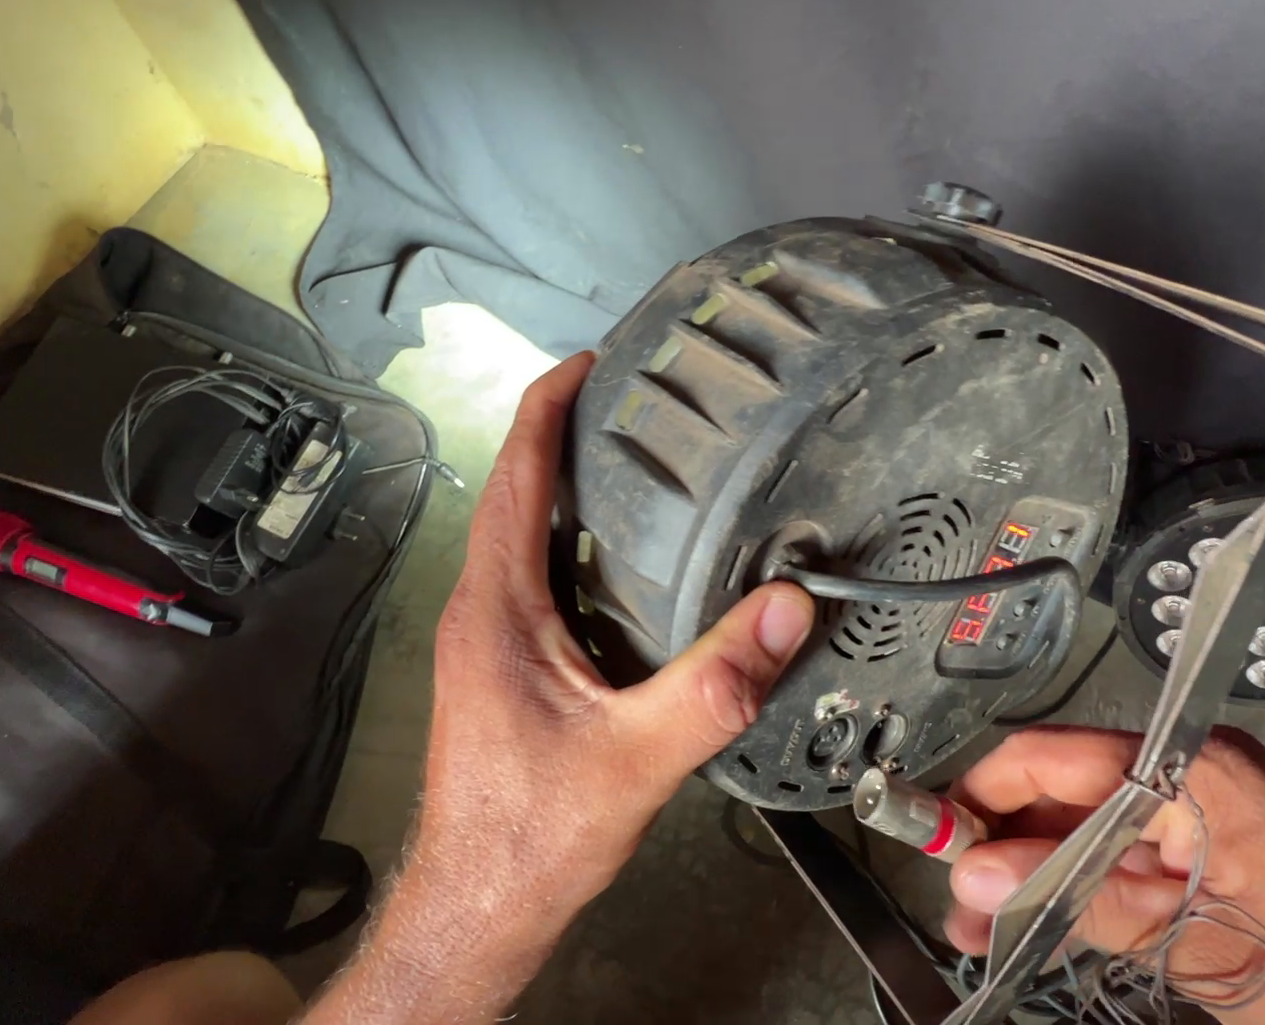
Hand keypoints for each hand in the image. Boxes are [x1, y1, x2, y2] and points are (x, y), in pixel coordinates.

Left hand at [418, 350, 813, 924]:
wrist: (479, 903)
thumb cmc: (532, 833)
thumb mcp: (636, 757)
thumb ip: (714, 684)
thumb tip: (785, 613)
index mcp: (497, 605)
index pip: (513, 475)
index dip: (547, 407)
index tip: (590, 361)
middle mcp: (482, 607)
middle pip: (515, 491)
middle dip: (563, 434)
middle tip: (632, 399)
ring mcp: (488, 635)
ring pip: (523, 533)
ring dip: (566, 486)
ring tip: (634, 457)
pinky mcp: (504, 662)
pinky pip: (536, 574)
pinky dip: (573, 541)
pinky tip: (626, 557)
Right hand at [943, 725, 1264, 1023]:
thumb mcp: (1210, 952)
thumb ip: (1085, 906)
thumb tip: (976, 879)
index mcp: (1193, 771)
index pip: (1053, 757)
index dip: (986, 796)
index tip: (939, 842)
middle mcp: (1190, 772)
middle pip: (1062, 791)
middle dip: (1003, 848)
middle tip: (958, 907)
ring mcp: (1202, 807)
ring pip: (1088, 827)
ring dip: (1036, 874)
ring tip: (985, 928)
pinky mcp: (1212, 843)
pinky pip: (1125, 853)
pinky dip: (1084, 888)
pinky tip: (1047, 923)